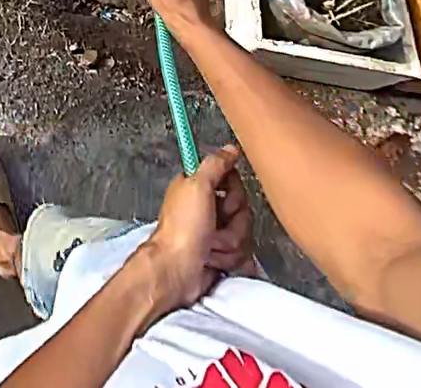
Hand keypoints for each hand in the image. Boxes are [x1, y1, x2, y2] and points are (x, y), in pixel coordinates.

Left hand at [136, 144, 255, 314]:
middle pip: (242, 207)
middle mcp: (208, 206)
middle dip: (232, 221)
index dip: (232, 190)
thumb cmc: (183, 227)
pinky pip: (242, 252)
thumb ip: (216, 164)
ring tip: (210, 247)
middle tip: (213, 226)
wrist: (177, 271)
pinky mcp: (222, 254)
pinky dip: (228, 258)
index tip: (222, 196)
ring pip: (243, 231)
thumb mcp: (198, 186)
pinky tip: (213, 260)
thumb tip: (230, 148)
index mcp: (200, 186)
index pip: (232, 179)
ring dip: (228, 242)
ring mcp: (216, 231)